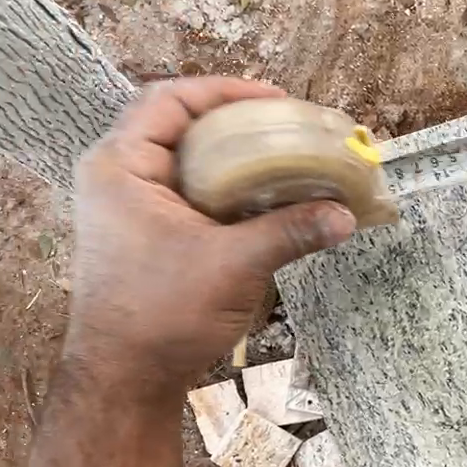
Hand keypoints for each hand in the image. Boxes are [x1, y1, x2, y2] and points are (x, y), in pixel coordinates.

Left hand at [63, 78, 356, 395]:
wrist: (127, 374)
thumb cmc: (163, 312)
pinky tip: (267, 206)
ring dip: (237, 162)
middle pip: (182, 129)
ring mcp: (135, 211)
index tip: (276, 99)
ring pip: (191, 167)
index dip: (224, 91)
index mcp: (121, 166)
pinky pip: (196, 200)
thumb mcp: (233, 265)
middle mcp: (121, 179)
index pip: (169, 100)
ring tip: (285, 165)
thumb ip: (290, 232)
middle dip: (237, 126)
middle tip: (288, 131)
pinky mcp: (152, 239)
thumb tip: (345, 216)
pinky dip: (232, 195)